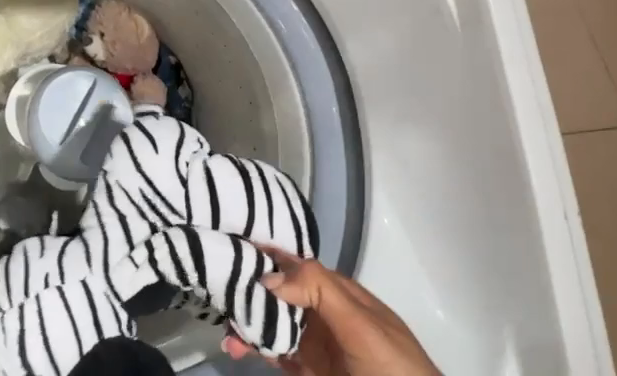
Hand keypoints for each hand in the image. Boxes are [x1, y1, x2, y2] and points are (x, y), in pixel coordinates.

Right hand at [222, 248, 439, 375]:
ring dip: (247, 326)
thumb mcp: (362, 326)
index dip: (263, 258)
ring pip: (272, 324)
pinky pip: (277, 354)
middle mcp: (323, 314)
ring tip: (228, 341)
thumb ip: (318, 291)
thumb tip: (266, 275)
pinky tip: (239, 350)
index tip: (227, 253)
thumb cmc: (396, 371)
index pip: (294, 266)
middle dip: (247, 295)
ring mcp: (317, 346)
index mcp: (338, 294)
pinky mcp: (311, 373)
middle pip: (277, 295)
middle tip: (220, 301)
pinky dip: (255, 349)